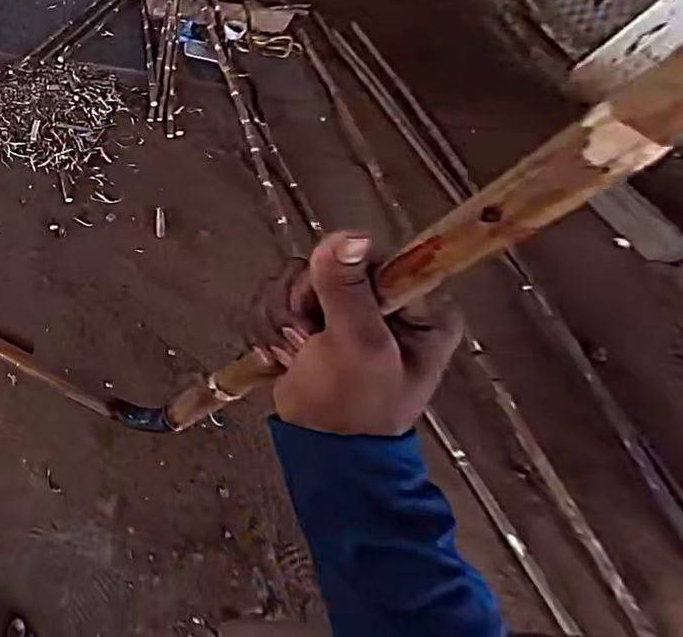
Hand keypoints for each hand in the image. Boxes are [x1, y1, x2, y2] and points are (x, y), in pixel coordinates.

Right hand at [250, 231, 462, 435]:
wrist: (320, 447)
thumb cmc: (354, 405)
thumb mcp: (359, 347)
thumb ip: (348, 290)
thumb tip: (347, 235)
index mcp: (414, 304)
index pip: (367, 255)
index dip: (335, 274)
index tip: (322, 308)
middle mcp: (380, 298)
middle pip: (320, 263)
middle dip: (299, 302)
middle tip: (306, 338)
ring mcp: (341, 307)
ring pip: (289, 277)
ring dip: (279, 316)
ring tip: (294, 352)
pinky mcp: (308, 316)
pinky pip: (272, 294)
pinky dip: (268, 323)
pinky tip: (281, 352)